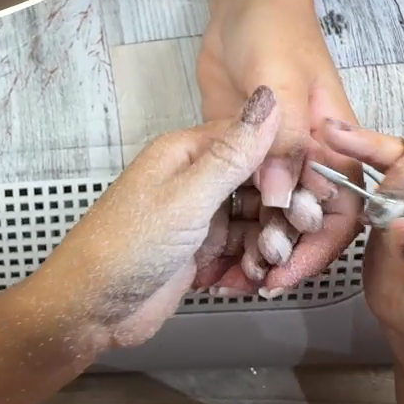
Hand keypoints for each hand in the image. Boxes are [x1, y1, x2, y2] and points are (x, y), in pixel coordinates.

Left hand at [30, 87, 281, 353]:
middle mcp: (192, 178)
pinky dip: (248, 265)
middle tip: (285, 247)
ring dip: (266, 246)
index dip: (287, 169)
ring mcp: (195, 215)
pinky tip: (248, 282)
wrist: (90, 308)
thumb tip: (266, 96)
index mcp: (186, 152)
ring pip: (253, 220)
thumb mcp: (187, 198)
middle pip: (259, 184)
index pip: (255, 141)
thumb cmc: (127, 247)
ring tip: (264, 271)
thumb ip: (232, 154)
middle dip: (280, 216)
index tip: (314, 198)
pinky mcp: (195, 249)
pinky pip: (238, 248)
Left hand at [198, 0, 362, 292]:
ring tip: (228, 276)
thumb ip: (274, 138)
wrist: (236, 5)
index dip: (318, 243)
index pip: (337, 204)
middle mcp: (299, 155)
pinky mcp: (236, 154)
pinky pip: (235, 204)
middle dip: (280, 253)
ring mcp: (265, 157)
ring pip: (265, 218)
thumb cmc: (268, 33)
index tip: (290, 270)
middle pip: (298, 219)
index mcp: (326, 141)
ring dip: (252, 248)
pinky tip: (209, 253)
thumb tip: (284, 192)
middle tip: (253, 277)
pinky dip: (227, 229)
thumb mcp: (271, 84)